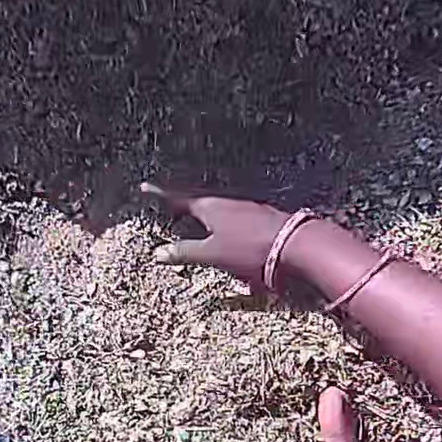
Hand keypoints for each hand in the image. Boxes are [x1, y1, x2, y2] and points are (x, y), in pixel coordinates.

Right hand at [140, 182, 292, 288]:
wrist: (296, 246)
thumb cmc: (249, 248)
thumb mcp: (211, 254)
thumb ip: (185, 252)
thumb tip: (158, 253)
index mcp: (209, 207)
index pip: (177, 199)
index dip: (160, 195)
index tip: (145, 187)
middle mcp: (226, 203)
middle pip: (198, 204)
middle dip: (183, 210)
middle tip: (170, 212)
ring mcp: (245, 209)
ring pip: (218, 213)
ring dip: (205, 220)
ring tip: (197, 228)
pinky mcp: (260, 219)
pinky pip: (234, 221)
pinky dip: (224, 229)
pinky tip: (229, 241)